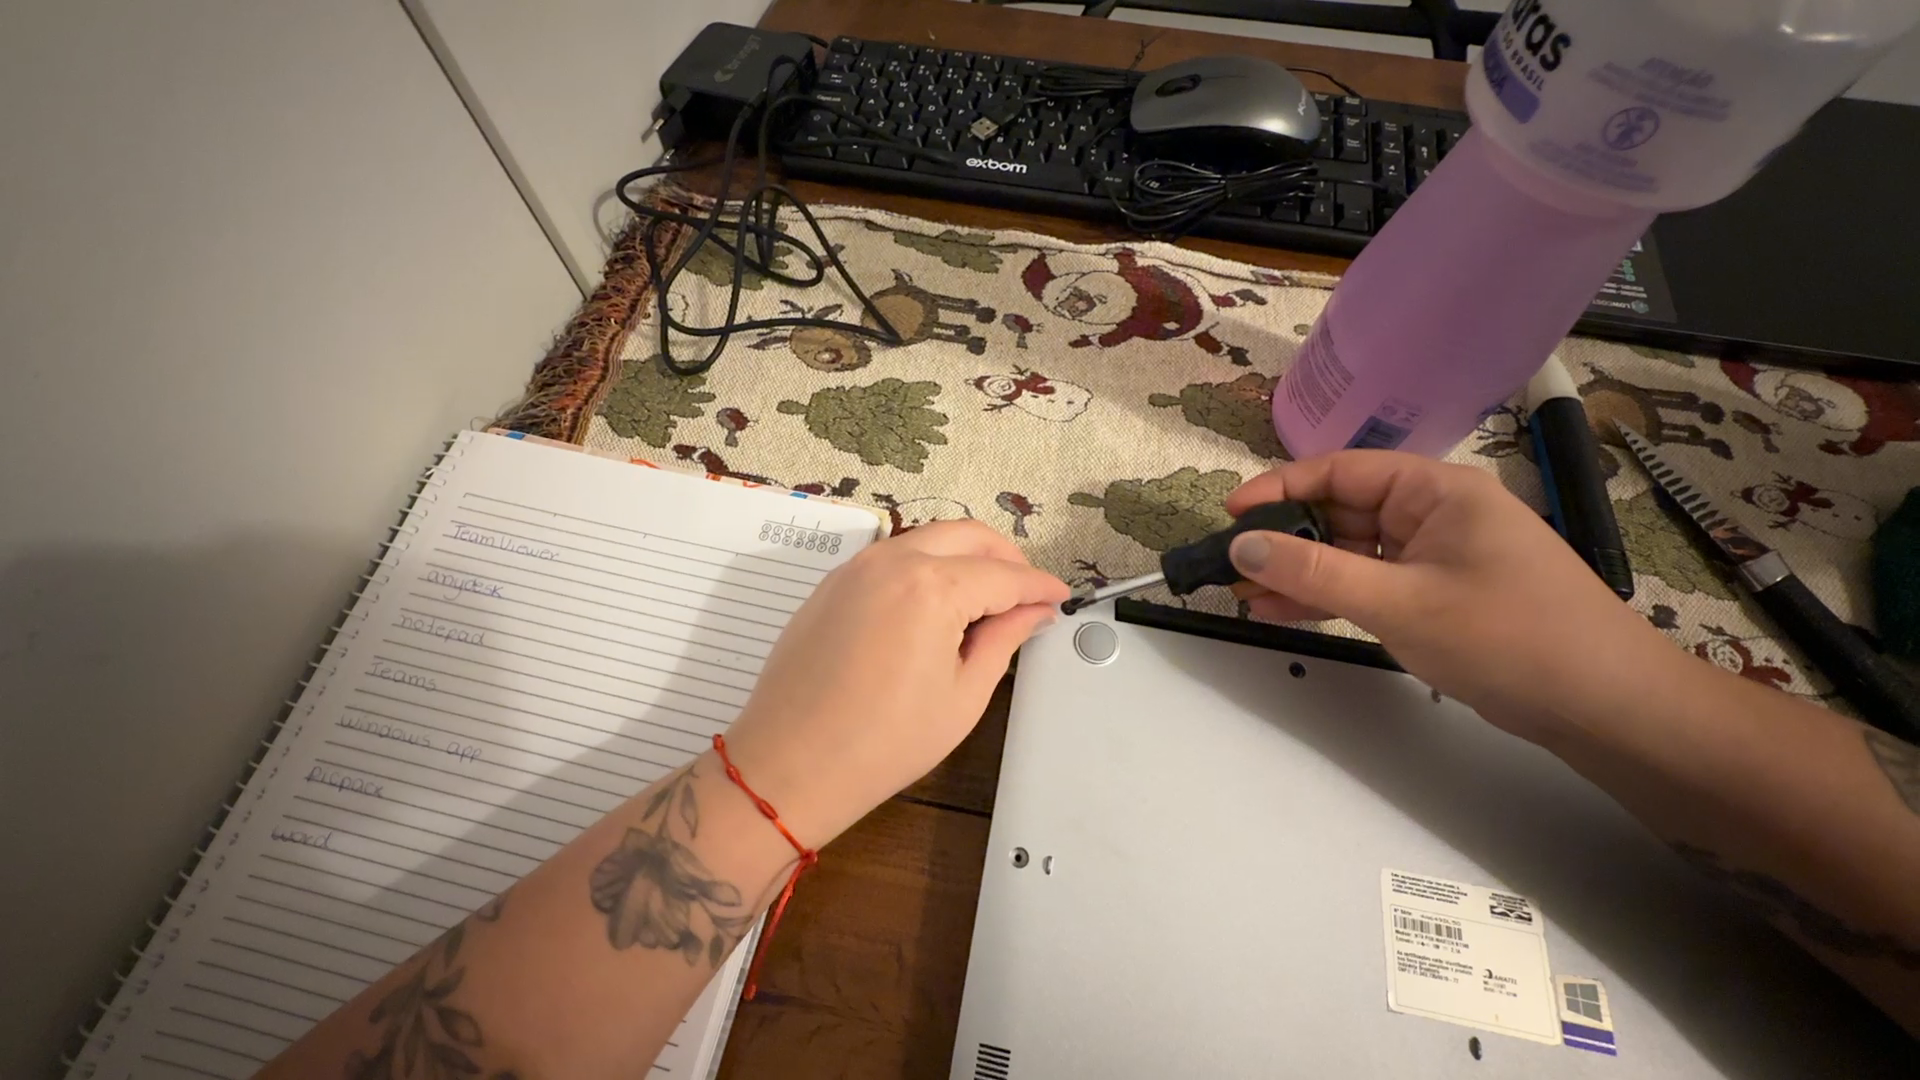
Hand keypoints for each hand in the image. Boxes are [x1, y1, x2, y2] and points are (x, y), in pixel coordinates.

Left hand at [721, 520, 1068, 846]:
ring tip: (986, 599)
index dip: (1039, 586)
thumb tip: (1033, 611)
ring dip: (965, 556)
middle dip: (1006, 558)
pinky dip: (926, 565)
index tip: (1060, 596)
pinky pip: (893, 555)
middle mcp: (892, 560)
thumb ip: (1004, 639)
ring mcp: (856, 566)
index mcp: (932, 587)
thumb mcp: (963, 695)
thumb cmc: (883, 743)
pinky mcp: (833, 582)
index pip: (1004, 575)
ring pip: (928, 538)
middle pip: (968, 535)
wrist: (790, 765)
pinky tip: (936, 603)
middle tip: (1026, 594)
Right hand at [1225, 451, 1678, 742]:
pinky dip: (1327, 597)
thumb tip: (1239, 545)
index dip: (1279, 488)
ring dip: (1299, 573)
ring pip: (1349, 553)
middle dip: (1284, 540)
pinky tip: (1282, 612)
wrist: (1606, 708)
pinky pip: (1367, 585)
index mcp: (1434, 491)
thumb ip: (1313, 572)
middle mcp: (1432, 514)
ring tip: (1244, 595)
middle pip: (1340, 512)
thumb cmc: (1507, 638)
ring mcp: (1434, 556)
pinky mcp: (1435, 595)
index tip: (1229, 514)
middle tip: (1230, 566)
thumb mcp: (1398, 603)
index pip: (1340, 471)